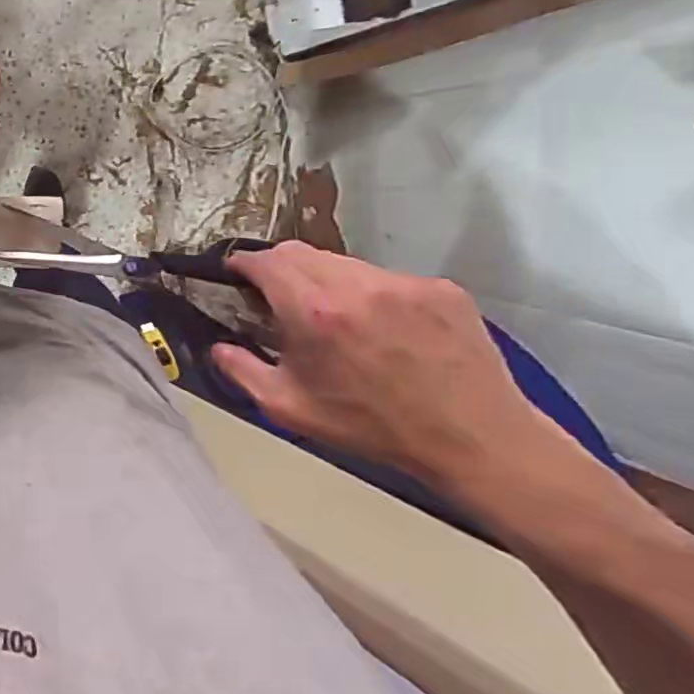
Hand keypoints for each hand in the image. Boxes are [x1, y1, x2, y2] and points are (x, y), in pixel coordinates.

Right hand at [211, 241, 556, 487]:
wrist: (475, 442)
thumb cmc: (372, 427)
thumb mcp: (289, 407)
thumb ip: (241, 371)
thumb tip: (218, 347)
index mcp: (313, 311)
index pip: (265, 261)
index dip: (243, 263)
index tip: (236, 273)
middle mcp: (356, 285)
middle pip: (299, 251)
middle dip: (278, 266)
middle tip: (278, 294)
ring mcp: (403, 283)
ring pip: (343, 262)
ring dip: (325, 278)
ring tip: (335, 315)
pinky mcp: (441, 289)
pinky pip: (387, 277)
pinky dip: (371, 292)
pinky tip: (383, 327)